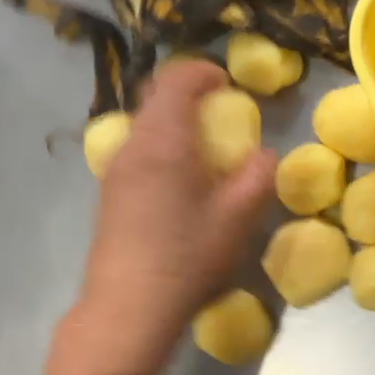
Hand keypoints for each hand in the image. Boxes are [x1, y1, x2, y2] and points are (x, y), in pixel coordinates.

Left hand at [73, 60, 274, 374]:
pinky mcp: (110, 193)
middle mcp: (133, 144)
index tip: (229, 83)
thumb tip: (264, 153)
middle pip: (154, 97)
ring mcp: (116, 169)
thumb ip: (257, 176)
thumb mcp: (238, 218)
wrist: (130, 303)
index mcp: (165, 140)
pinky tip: (183, 182)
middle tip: (221, 112)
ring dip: (175, 123)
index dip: (203, 71)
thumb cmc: (188, 256)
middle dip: (188, 93)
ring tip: (207, 150)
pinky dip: (163, 146)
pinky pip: (138, 150)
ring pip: (144, 124)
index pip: (176, 80)